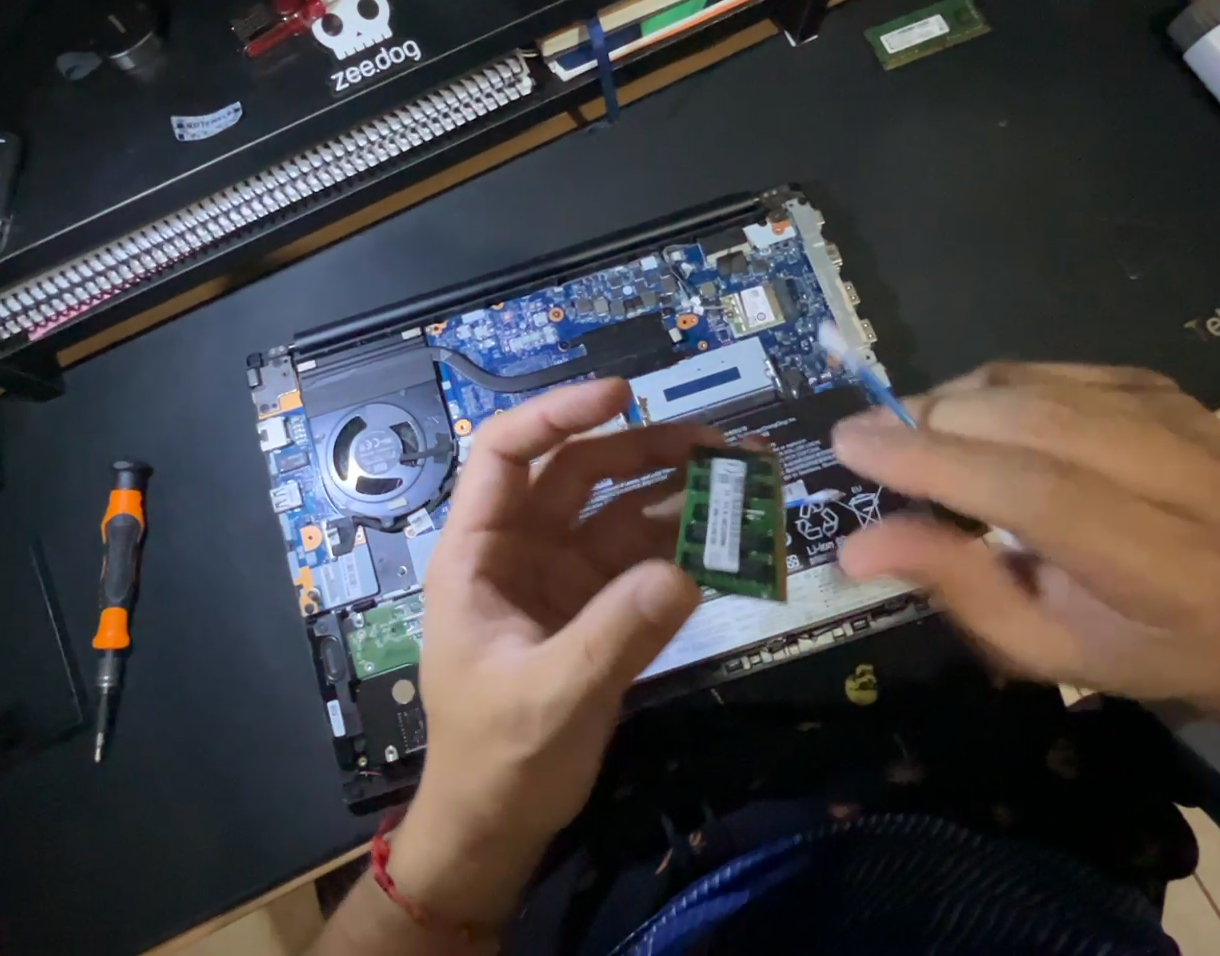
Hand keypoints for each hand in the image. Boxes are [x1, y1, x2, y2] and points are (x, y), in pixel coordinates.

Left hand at [389, 378, 714, 928]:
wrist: (497, 824)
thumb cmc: (497, 758)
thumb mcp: (551, 696)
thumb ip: (616, 635)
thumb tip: (686, 571)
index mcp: (479, 552)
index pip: (507, 453)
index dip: (558, 413)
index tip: (622, 395)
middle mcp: (519, 549)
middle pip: (577, 472)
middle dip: (642, 450)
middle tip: (717, 444)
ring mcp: (561, 575)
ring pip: (617, 510)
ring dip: (674, 492)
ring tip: (740, 479)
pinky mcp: (594, 606)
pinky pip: (640, 560)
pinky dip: (682, 546)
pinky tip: (728, 538)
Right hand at [829, 362, 1219, 704]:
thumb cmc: (1127, 645)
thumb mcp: (1033, 644)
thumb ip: (953, 584)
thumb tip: (856, 545)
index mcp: (1178, 576)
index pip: (1041, 496)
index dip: (937, 463)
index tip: (850, 445)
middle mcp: (1211, 490)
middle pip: (1044, 426)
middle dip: (935, 421)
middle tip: (864, 431)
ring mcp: (1203, 430)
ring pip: (1048, 389)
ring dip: (956, 399)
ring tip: (902, 423)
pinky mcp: (1179, 396)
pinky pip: (1061, 373)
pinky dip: (994, 387)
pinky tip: (965, 415)